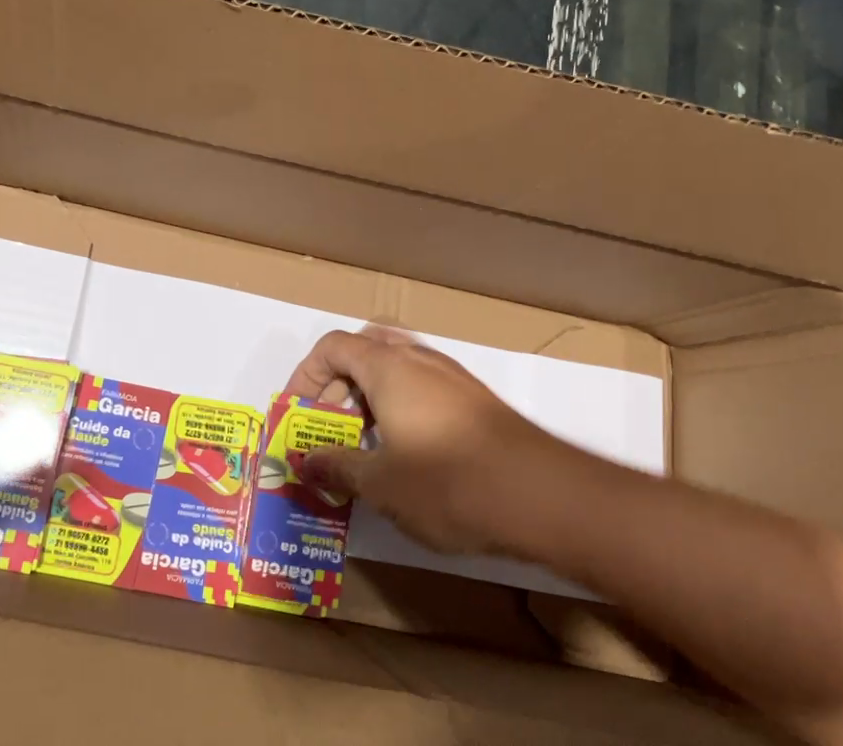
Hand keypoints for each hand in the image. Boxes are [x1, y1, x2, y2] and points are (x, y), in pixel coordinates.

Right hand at [283, 325, 598, 557]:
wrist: (543, 497)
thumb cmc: (448, 483)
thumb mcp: (380, 483)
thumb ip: (337, 467)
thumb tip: (302, 463)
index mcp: (388, 367)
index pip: (333, 347)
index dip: (305, 376)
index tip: (298, 415)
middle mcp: (420, 361)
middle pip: (367, 348)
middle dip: (340, 382)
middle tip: (333, 423)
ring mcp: (454, 379)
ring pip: (399, 369)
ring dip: (372, 397)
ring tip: (366, 445)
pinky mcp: (478, 403)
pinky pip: (425, 390)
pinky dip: (403, 409)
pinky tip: (409, 457)